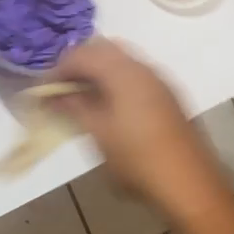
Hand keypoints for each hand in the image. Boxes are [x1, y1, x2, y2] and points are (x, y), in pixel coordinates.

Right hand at [51, 39, 230, 224]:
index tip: (43, 92)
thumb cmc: (138, 160)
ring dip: (98, 74)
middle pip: (103, 50)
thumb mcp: (99, 134)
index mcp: (124, 72)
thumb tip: (53, 95)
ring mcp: (160, 81)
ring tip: (82, 102)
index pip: (82, 54)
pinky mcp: (168, 97)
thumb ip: (74, 107)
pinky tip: (108, 110)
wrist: (190, 184)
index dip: (58, 69)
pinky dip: (115, 83)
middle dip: (79, 66)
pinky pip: (135, 76)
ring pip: (121, 62)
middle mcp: (144, 68)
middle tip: (62, 92)